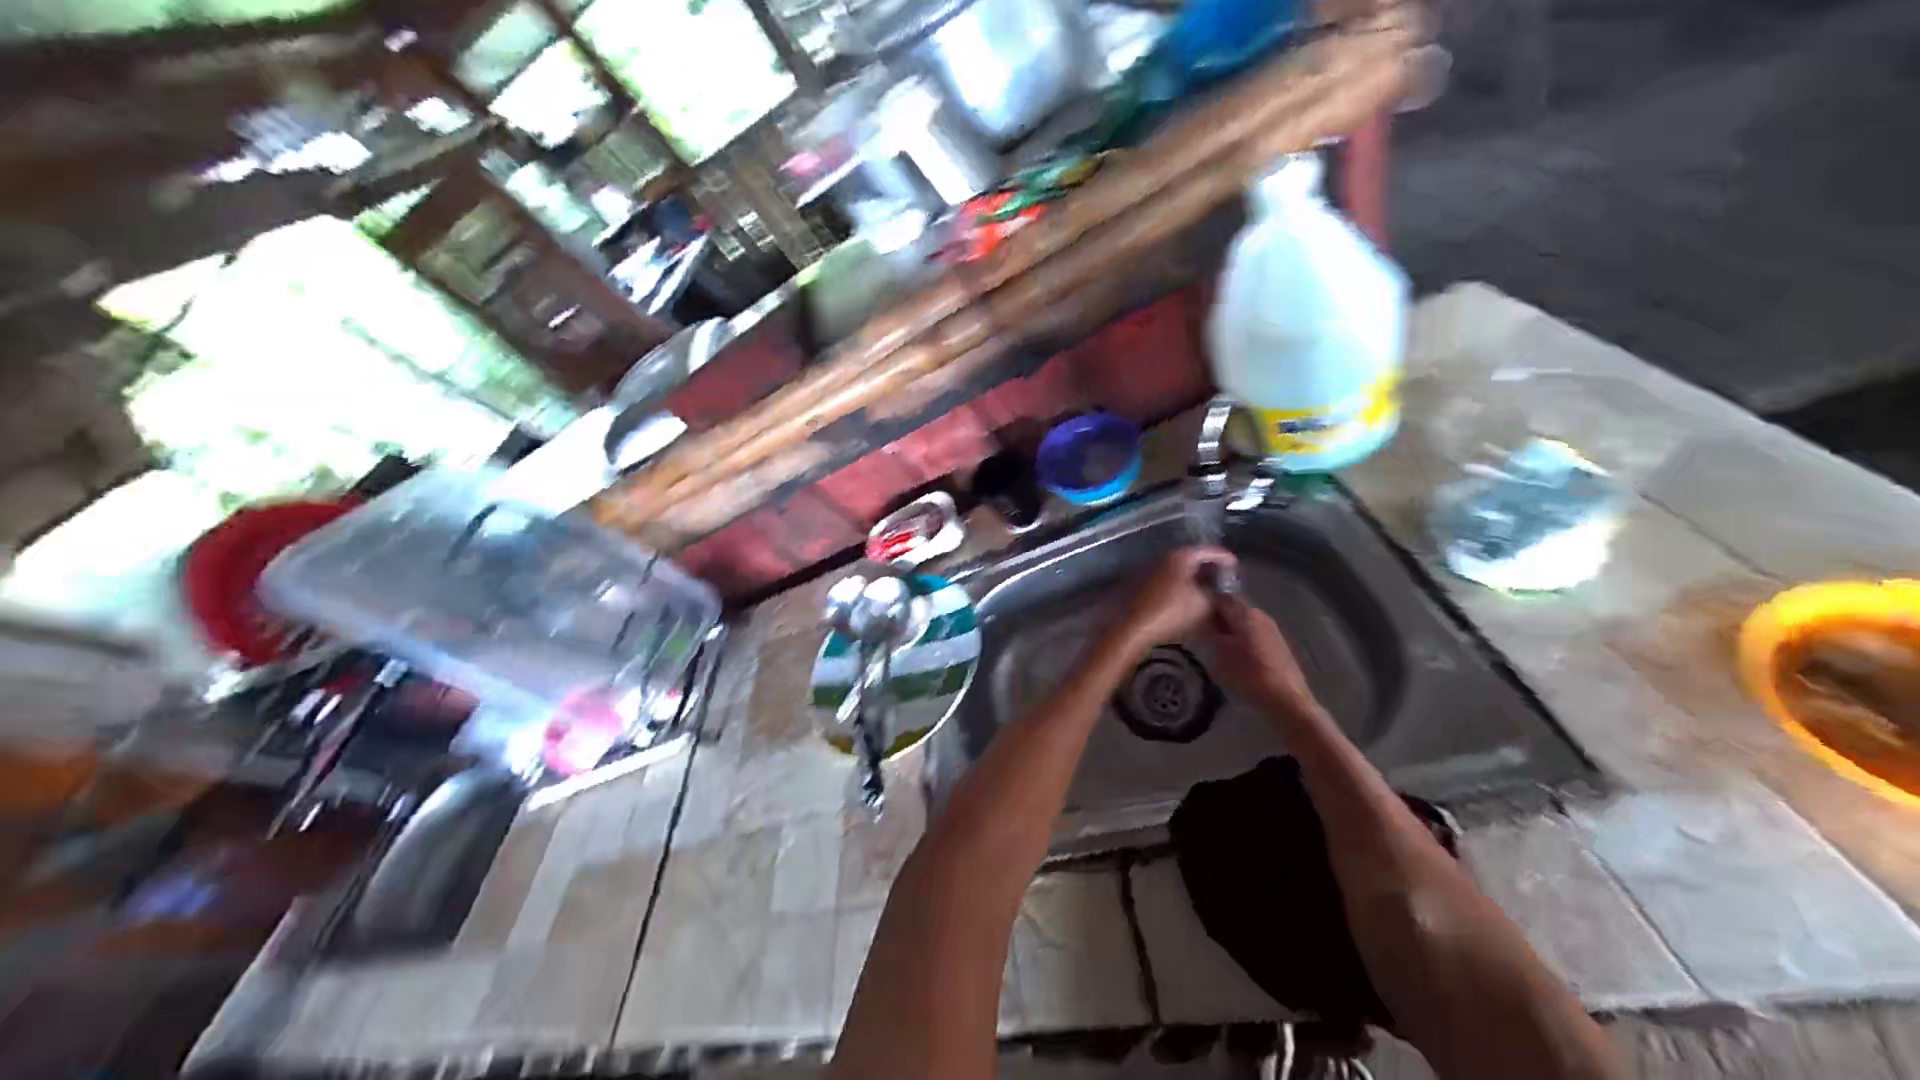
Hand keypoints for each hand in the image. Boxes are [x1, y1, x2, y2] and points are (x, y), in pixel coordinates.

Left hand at [1111, 547, 1237, 656]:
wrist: (1135, 629)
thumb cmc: (1172, 612)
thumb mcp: (1205, 603)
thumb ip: (1220, 594)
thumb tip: (1225, 592)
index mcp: (1182, 556)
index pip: (1212, 551)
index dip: (1228, 561)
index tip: (1239, 572)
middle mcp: (1167, 559)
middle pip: (1198, 563)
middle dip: (1214, 576)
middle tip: (1228, 588)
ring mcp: (1156, 573)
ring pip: (1186, 577)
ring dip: (1201, 588)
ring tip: (1215, 602)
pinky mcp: (1148, 588)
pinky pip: (1175, 587)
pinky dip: (1187, 595)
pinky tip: (1196, 609)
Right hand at [1209, 594, 1321, 725]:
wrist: (1288, 701)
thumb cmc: (1250, 677)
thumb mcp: (1220, 656)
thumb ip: (1210, 635)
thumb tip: (1203, 624)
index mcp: (1247, 614)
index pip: (1221, 597)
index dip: (1204, 602)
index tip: (1190, 611)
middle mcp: (1261, 615)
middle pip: (1234, 607)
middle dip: (1216, 614)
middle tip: (1198, 626)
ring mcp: (1272, 629)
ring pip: (1243, 620)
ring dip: (1228, 626)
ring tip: (1212, 639)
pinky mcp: (1277, 644)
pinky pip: (1252, 631)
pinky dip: (1239, 636)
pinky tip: (1231, 651)